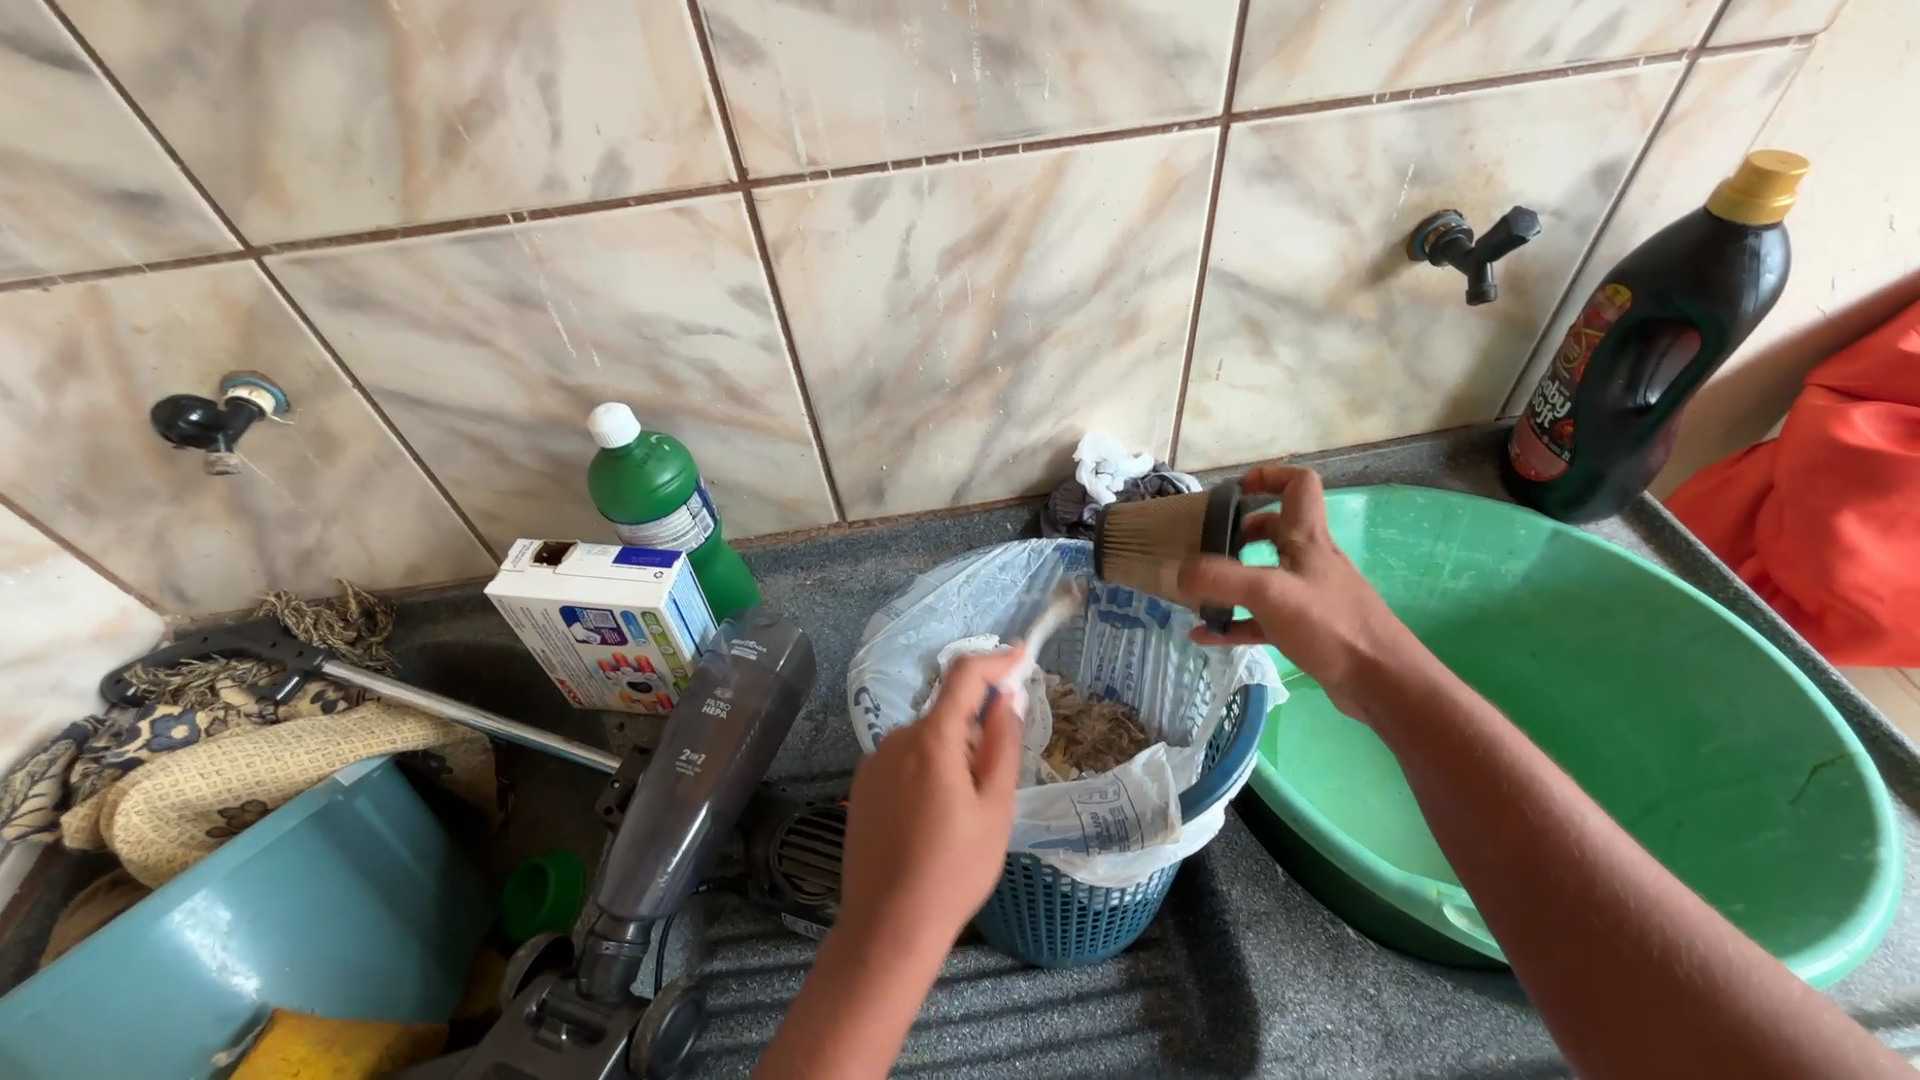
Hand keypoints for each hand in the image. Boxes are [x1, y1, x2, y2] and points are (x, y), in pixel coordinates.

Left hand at [839, 650, 1025, 953]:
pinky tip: (932, 820)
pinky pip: (905, 762)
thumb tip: (1008, 697)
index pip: (964, 676)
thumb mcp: (995, 807)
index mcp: (931, 739)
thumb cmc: (954, 869)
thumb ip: (1003, 743)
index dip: (996, 660)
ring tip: (963, 815)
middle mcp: (896, 739)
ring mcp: (873, 763)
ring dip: (952, 755)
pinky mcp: (862, 786)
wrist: (889, 925)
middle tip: (995, 783)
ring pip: (927, 740)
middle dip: (976, 730)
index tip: (1021, 656)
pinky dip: (928, 772)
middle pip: (946, 714)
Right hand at [1164, 465, 1424, 721]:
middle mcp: (1310, 561)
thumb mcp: (1267, 593)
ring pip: (1267, 575)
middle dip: (1240, 532)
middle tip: (1208, 545)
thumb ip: (1219, 579)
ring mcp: (1309, 596)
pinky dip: (1234, 622)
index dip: (1268, 478)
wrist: (1382, 681)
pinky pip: (1261, 619)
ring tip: (1201, 591)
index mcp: (1307, 539)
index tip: (1234, 492)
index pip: (1298, 486)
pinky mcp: (1307, 630)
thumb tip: (1178, 573)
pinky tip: (1206, 635)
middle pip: (1277, 530)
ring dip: (1234, 579)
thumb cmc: (1329, 625)